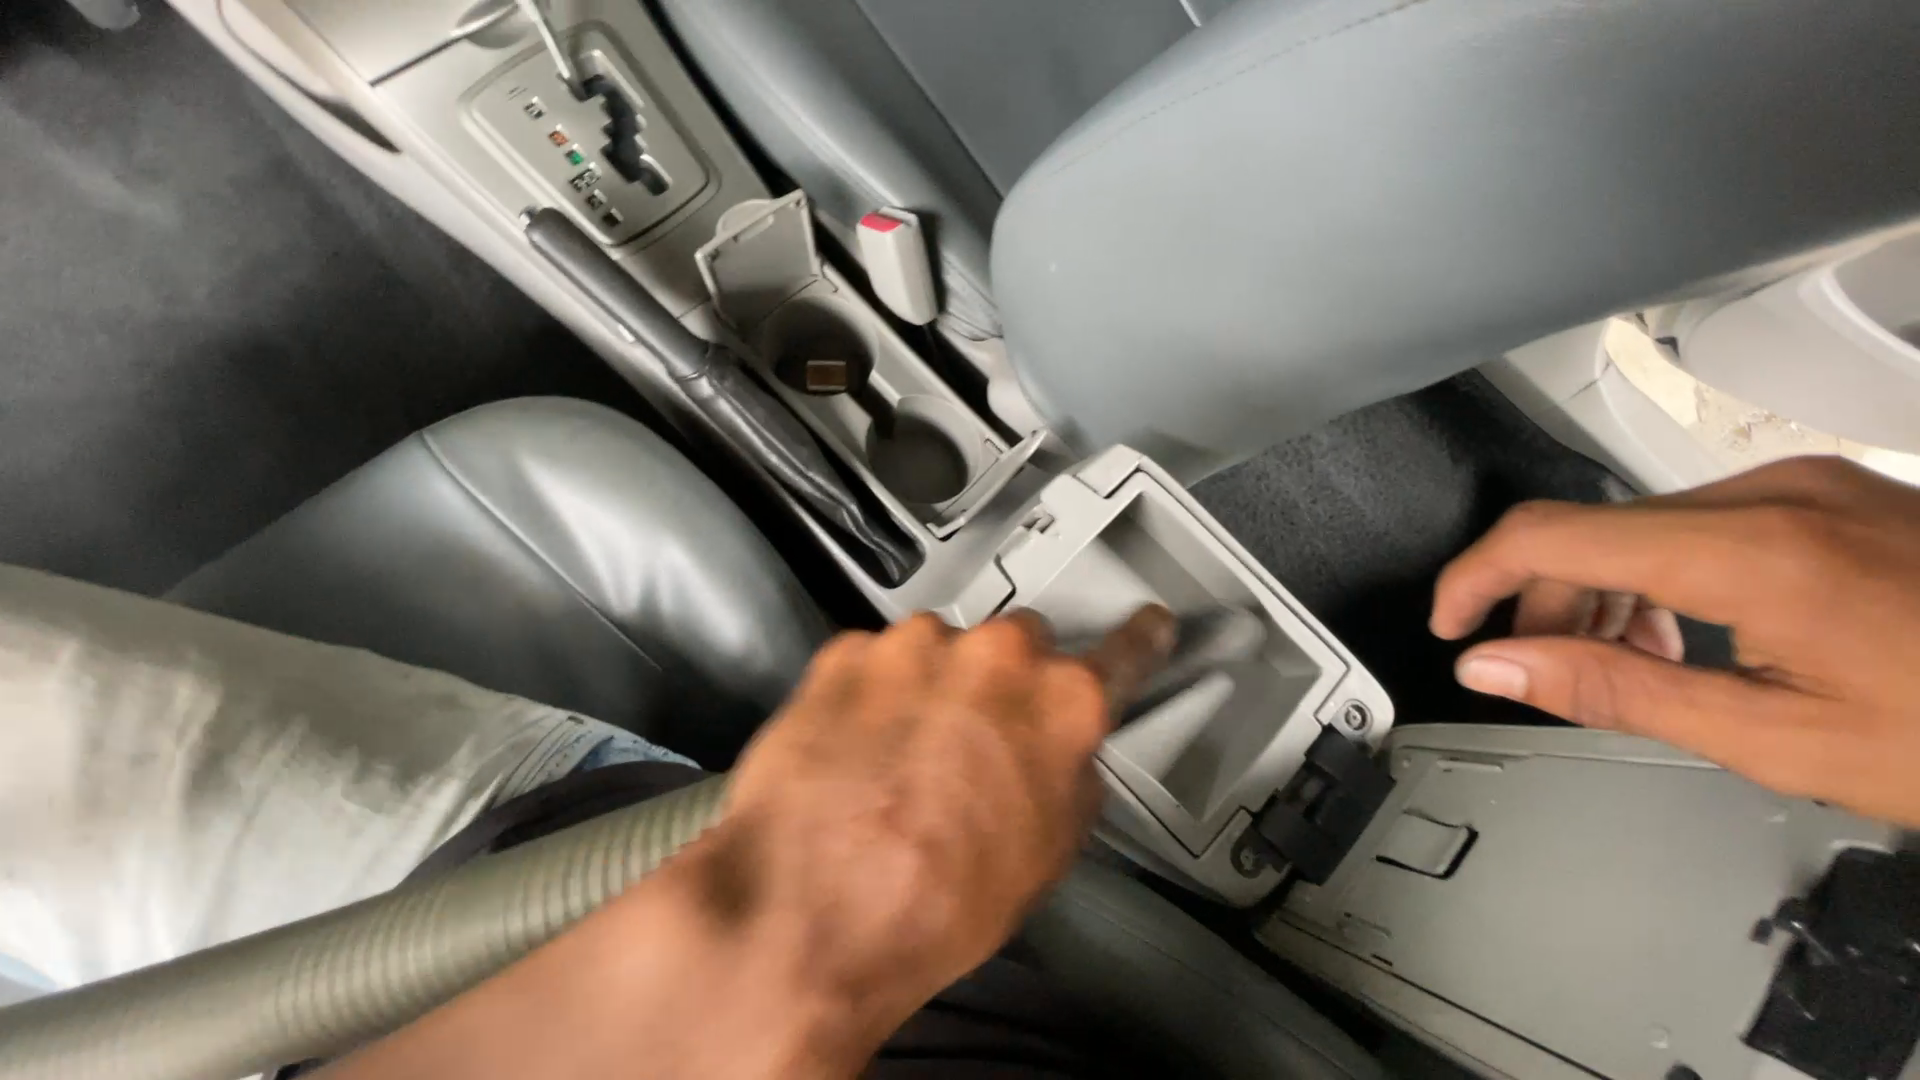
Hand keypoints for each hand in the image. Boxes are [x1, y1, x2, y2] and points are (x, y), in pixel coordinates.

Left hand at [659, 606, 1176, 1073]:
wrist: (810, 911)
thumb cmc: (933, 902)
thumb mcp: (1044, 855)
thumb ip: (1069, 777)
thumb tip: (1062, 755)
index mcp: (1060, 705)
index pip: (1123, 654)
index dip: (1138, 641)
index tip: (1146, 625)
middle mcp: (994, 658)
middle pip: (1018, 645)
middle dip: (1004, 683)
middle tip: (975, 740)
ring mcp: (915, 647)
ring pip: (941, 650)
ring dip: (931, 688)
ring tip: (902, 759)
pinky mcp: (848, 652)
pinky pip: (876, 660)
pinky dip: (872, 693)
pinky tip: (858, 750)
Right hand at [1430, 456, 1919, 826]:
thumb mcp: (1777, 737)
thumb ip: (1611, 689)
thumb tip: (1492, 665)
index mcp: (1750, 549)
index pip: (1544, 535)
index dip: (1473, 578)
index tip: (1451, 625)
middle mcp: (1768, 493)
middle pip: (1584, 529)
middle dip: (1539, 601)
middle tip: (1542, 670)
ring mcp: (1802, 485)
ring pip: (1634, 525)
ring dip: (1597, 591)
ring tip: (1625, 661)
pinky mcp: (1824, 494)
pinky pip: (1692, 522)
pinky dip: (1655, 576)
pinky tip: (1683, 630)